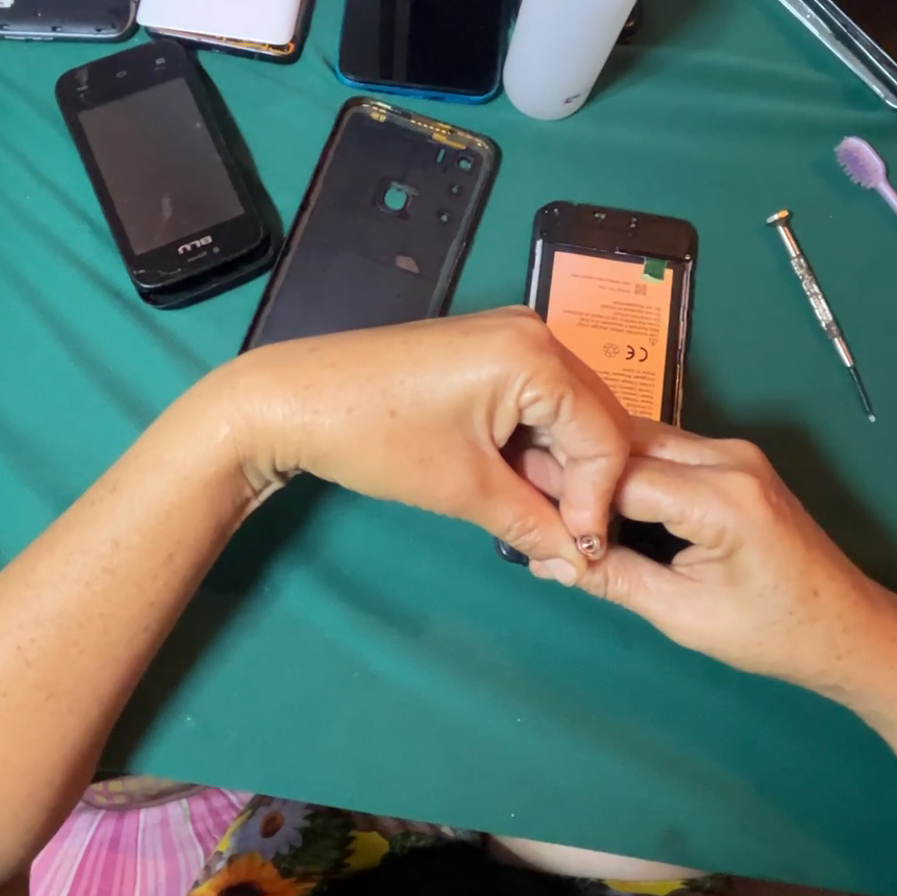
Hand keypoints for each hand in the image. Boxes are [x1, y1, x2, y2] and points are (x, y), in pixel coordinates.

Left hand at [206, 309, 631, 579]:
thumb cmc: (377, 437)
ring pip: (562, 412)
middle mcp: (532, 332)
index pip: (604, 437)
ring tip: (534, 515)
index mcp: (536, 355)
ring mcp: (505, 335)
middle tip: (560, 539)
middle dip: (581, 483)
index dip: (598, 501)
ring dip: (556, 466)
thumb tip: (578, 563)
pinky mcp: (481, 350)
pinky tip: (514, 479)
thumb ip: (533, 524)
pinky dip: (530, 443)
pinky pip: (531, 400)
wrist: (292, 400)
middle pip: (590, 418)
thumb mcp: (463, 488)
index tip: (579, 552)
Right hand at [519, 419, 896, 708]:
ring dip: (599, 466)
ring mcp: (733, 452)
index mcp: (721, 497)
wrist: (850, 629)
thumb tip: (544, 557)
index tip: (524, 508)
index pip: (618, 475)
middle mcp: (728, 456)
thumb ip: (610, 577)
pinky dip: (626, 470)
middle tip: (529, 495)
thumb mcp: (680, 613)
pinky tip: (601, 496)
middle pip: (626, 444)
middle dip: (576, 469)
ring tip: (558, 497)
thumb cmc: (771, 633)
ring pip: (641, 440)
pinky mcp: (732, 459)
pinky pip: (663, 451)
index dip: (567, 491)